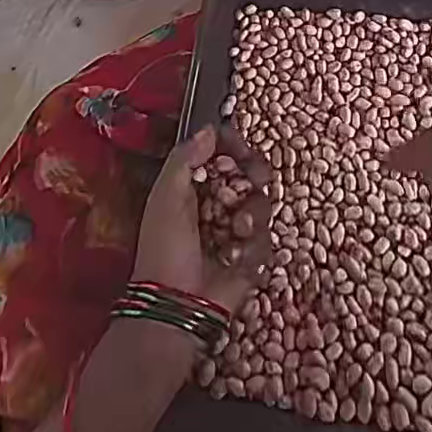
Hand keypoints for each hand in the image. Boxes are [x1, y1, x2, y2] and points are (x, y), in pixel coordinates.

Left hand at [134, 125, 273, 310]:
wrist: (177, 302)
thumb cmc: (165, 245)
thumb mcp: (167, 194)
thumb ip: (185, 157)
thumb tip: (209, 129)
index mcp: (194, 183)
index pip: (222, 152)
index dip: (233, 146)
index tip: (240, 146)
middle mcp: (217, 201)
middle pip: (249, 172)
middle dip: (253, 173)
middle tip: (255, 178)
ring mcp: (236, 228)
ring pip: (261, 203)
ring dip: (251, 214)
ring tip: (237, 229)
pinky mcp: (251, 255)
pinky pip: (266, 238)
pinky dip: (253, 246)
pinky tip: (237, 256)